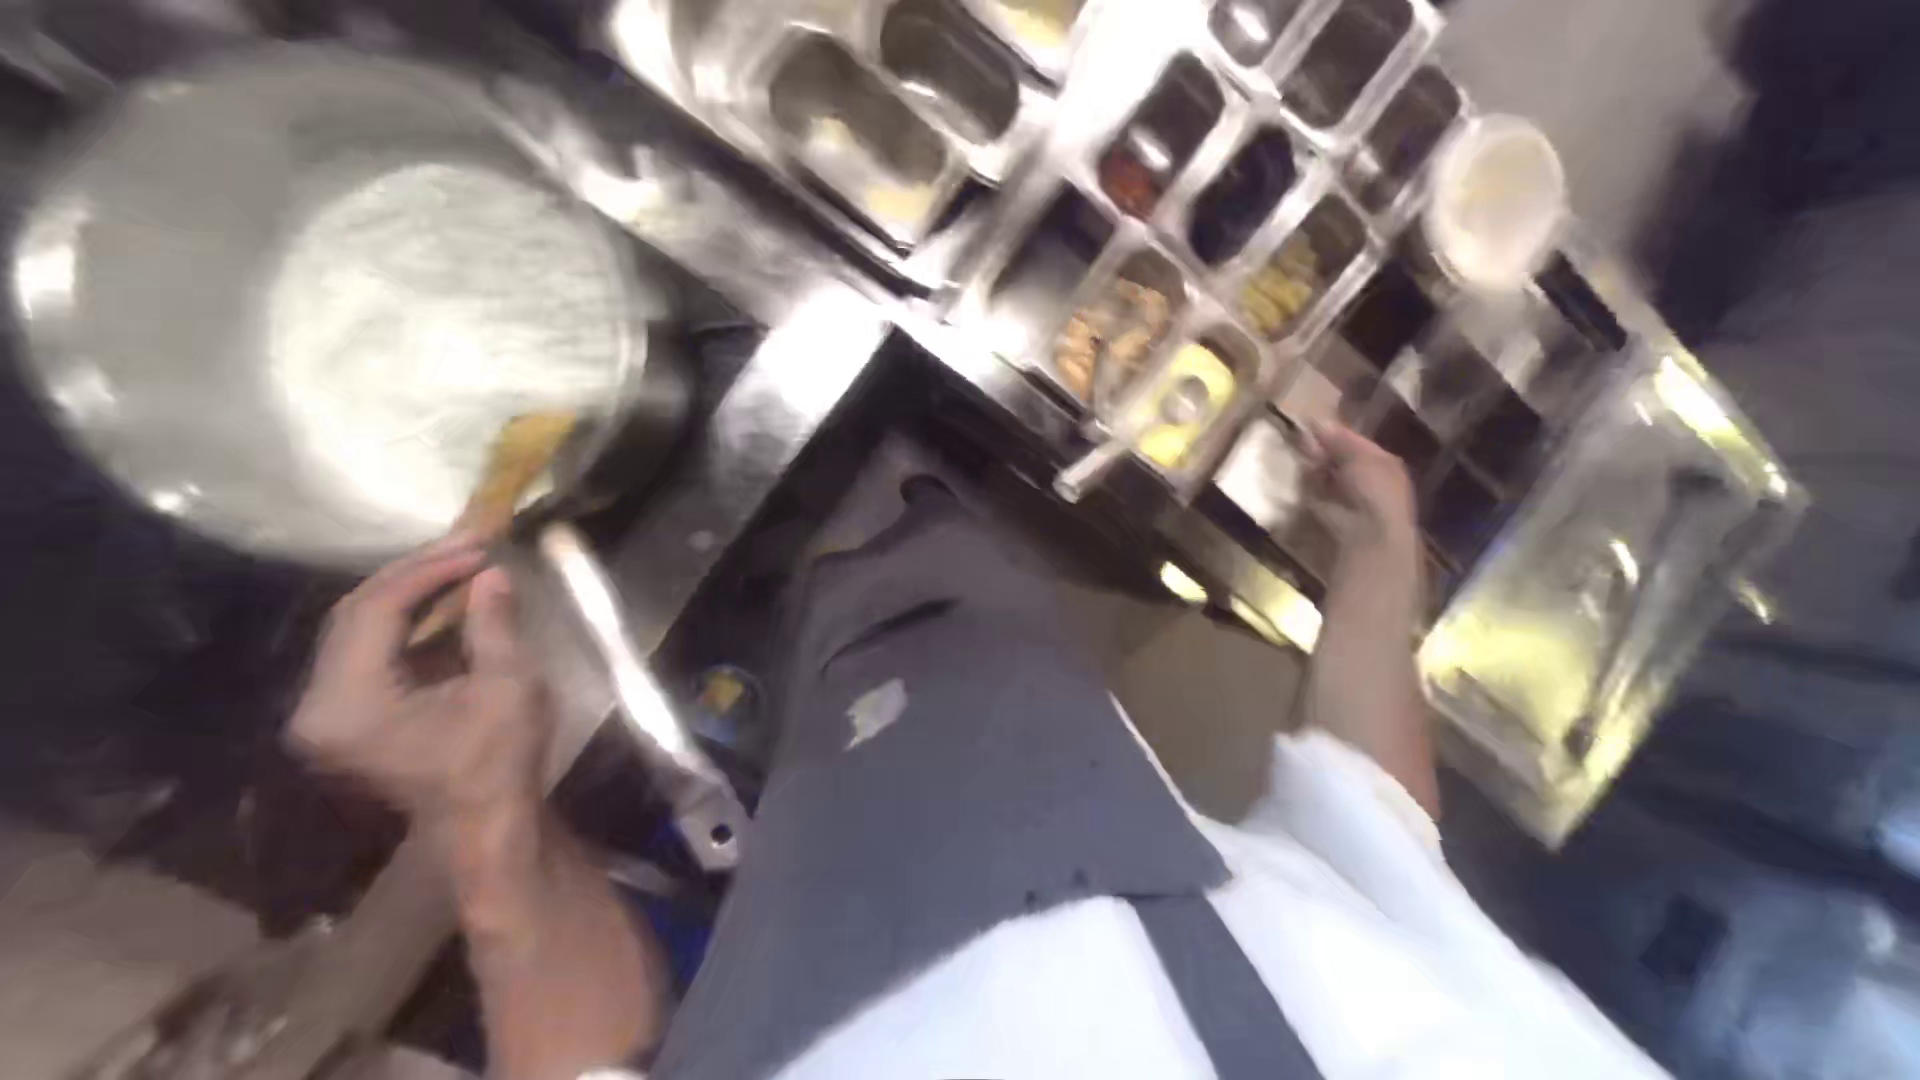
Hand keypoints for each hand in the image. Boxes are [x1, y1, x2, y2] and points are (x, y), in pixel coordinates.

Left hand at [287, 539, 549, 829]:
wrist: (486, 819)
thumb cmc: (500, 758)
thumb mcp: (509, 686)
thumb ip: (494, 625)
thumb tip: (492, 573)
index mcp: (349, 702)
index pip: (374, 612)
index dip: (428, 572)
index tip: (481, 549)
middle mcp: (317, 704)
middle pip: (355, 614)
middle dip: (416, 572)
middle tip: (471, 543)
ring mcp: (326, 711)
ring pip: (358, 628)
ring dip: (411, 591)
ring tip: (461, 562)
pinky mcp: (347, 714)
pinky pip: (368, 650)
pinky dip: (408, 620)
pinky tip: (447, 600)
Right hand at [1307, 422, 1418, 564]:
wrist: (1368, 531)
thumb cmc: (1374, 489)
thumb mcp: (1362, 457)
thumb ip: (1340, 439)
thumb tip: (1319, 421)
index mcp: (1381, 460)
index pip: (1353, 440)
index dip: (1333, 431)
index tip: (1310, 422)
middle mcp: (1365, 474)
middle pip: (1337, 455)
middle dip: (1321, 447)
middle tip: (1301, 437)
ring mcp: (1345, 492)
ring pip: (1324, 470)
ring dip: (1312, 463)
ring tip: (1298, 452)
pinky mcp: (1327, 507)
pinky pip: (1314, 487)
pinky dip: (1307, 481)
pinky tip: (1301, 473)